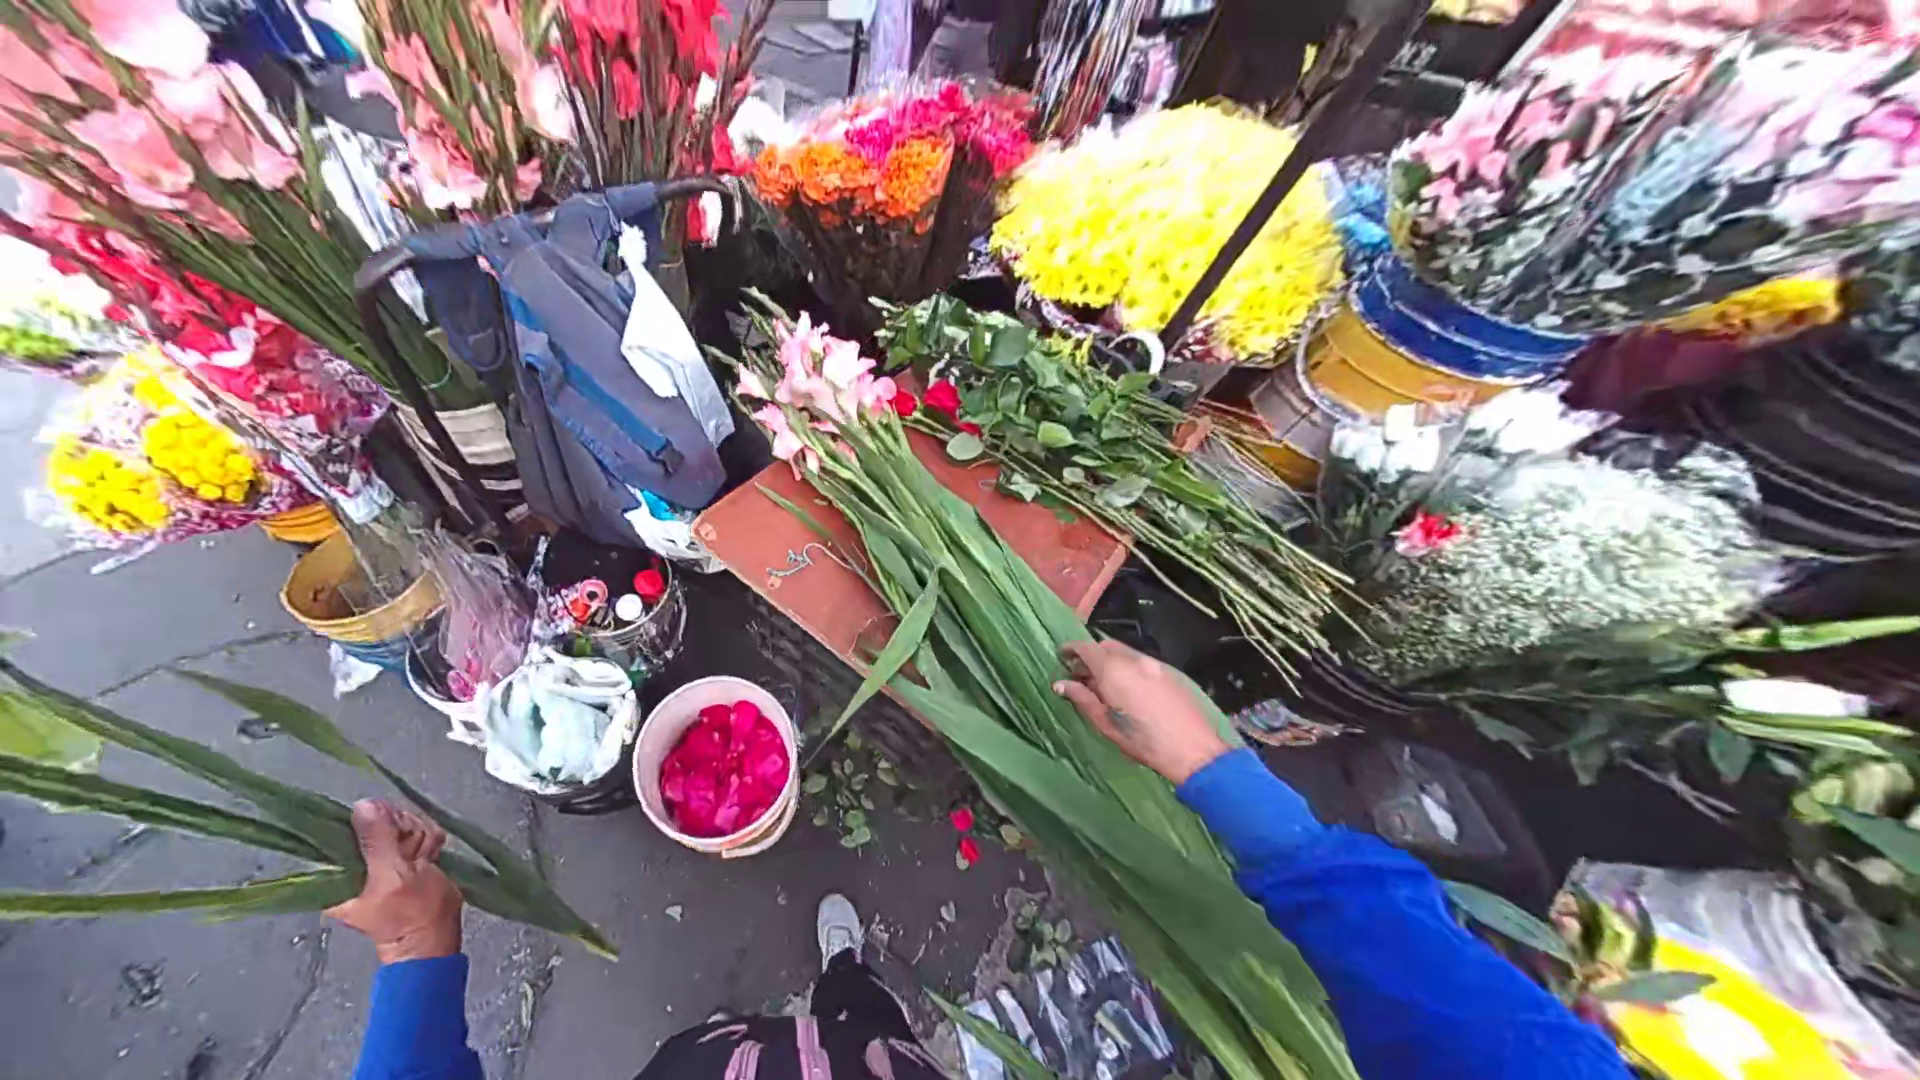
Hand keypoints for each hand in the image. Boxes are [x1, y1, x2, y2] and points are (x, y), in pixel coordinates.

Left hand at [325, 799, 462, 964]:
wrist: (435, 933)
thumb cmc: (410, 913)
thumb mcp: (392, 877)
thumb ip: (378, 841)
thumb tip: (363, 804)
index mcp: (336, 872)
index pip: (355, 825)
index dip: (382, 825)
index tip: (400, 839)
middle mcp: (355, 862)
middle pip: (385, 821)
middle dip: (409, 832)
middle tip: (415, 856)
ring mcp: (382, 858)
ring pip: (407, 824)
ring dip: (423, 837)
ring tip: (426, 860)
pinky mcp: (405, 856)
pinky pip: (421, 832)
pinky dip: (432, 841)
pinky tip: (432, 856)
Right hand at [1053, 641, 1231, 784]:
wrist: (1193, 750)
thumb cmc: (1143, 741)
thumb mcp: (1105, 724)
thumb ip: (1082, 699)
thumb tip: (1060, 684)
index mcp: (1113, 670)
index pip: (1086, 648)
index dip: (1071, 649)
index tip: (1062, 657)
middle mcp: (1133, 660)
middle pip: (1105, 646)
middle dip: (1091, 656)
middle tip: (1081, 675)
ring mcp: (1154, 664)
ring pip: (1125, 653)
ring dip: (1110, 661)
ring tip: (1104, 684)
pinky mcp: (1170, 672)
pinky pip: (1141, 662)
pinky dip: (1128, 667)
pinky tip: (1128, 689)